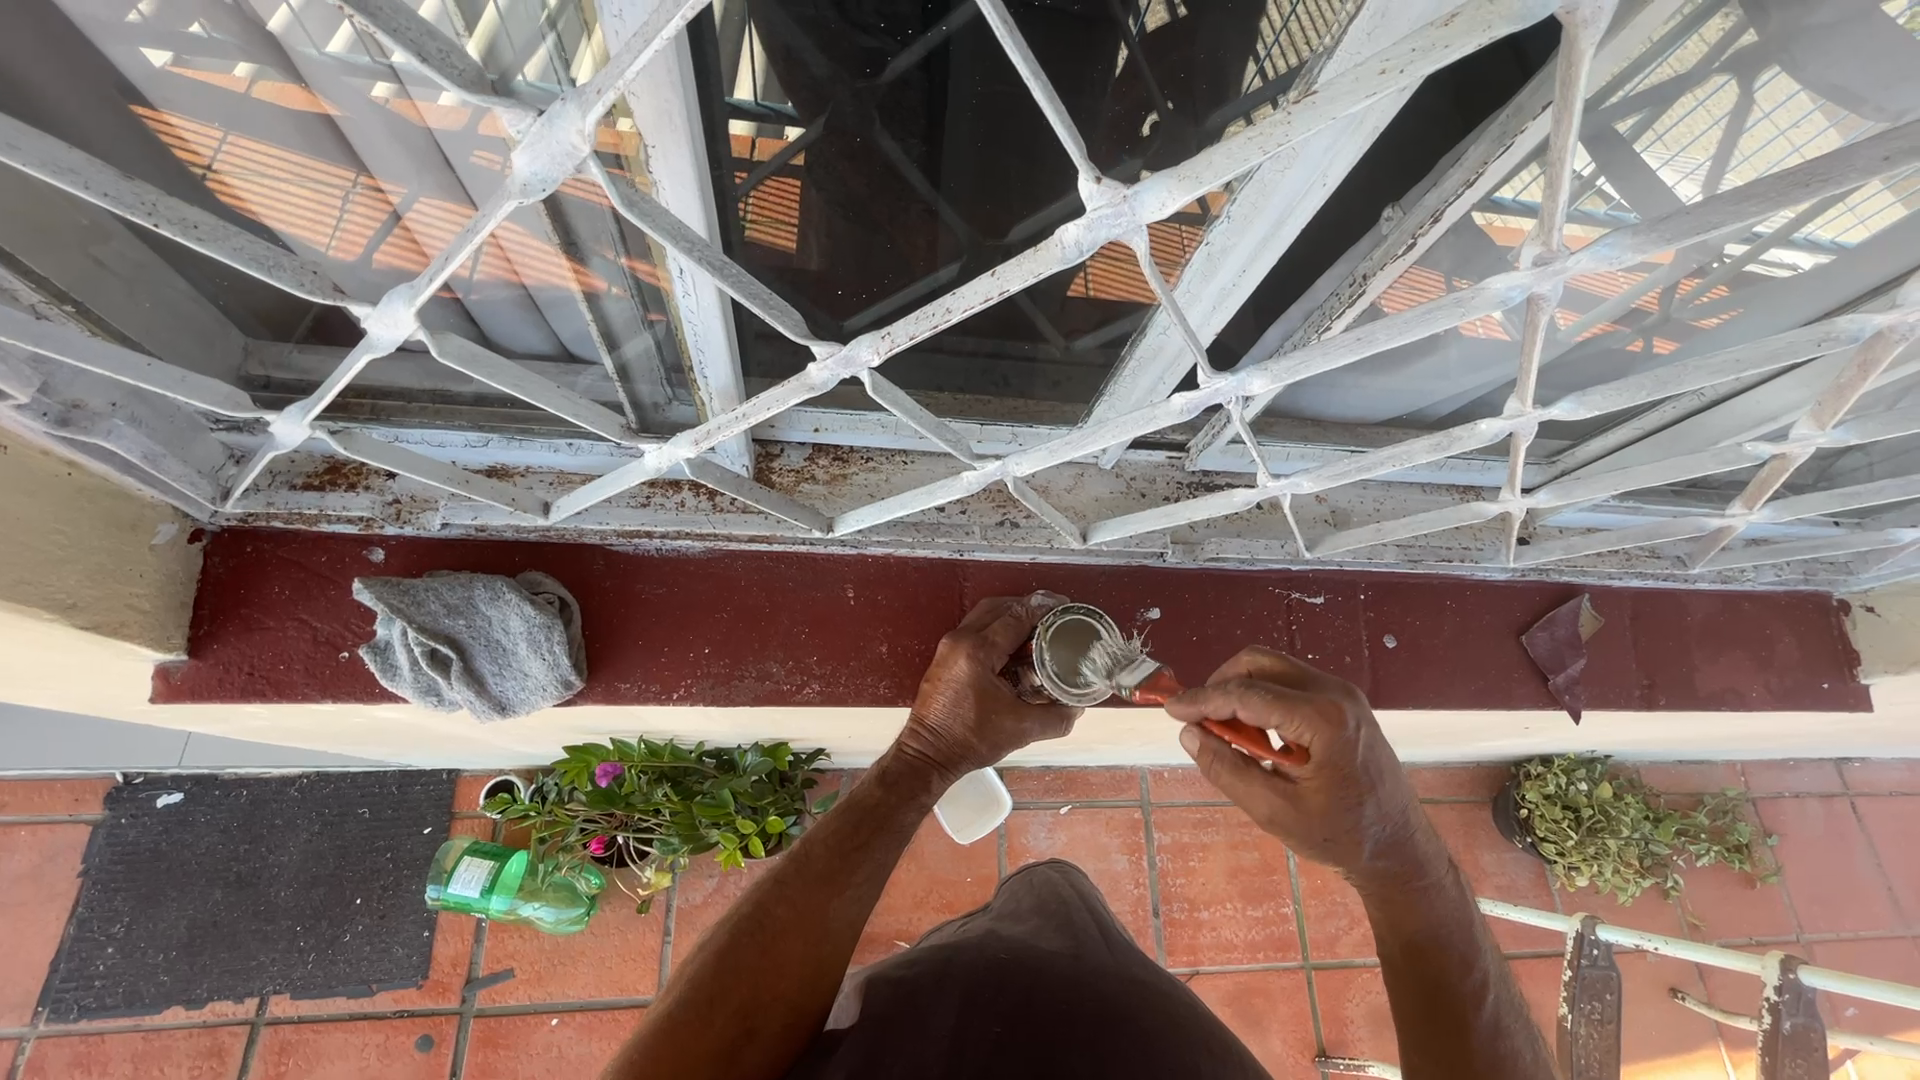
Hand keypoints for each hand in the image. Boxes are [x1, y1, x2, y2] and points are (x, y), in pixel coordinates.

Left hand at [894, 593, 1082, 783]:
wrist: (928, 754)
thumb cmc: (969, 740)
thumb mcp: (1021, 729)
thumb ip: (1055, 717)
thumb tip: (1076, 707)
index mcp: (977, 651)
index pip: (1016, 617)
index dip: (1043, 610)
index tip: (1064, 607)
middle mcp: (960, 640)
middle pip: (999, 608)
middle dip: (1027, 607)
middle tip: (1053, 614)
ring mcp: (949, 647)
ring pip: (984, 616)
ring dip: (1010, 615)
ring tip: (1037, 627)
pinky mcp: (945, 657)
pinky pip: (974, 629)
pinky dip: (996, 628)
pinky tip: (1014, 645)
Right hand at [1164, 647, 1439, 893]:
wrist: (1401, 850)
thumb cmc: (1340, 837)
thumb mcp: (1274, 811)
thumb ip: (1227, 769)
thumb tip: (1189, 734)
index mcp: (1322, 718)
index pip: (1246, 694)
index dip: (1202, 700)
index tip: (1170, 710)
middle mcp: (1335, 693)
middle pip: (1259, 663)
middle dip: (1221, 686)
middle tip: (1199, 720)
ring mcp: (1343, 695)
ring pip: (1273, 670)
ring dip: (1241, 693)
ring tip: (1230, 737)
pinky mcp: (1343, 704)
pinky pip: (1289, 685)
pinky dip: (1262, 701)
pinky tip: (1258, 740)